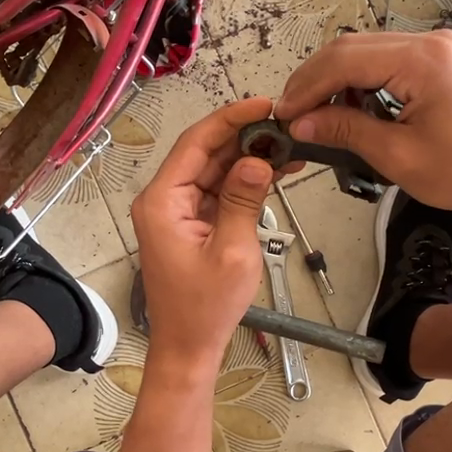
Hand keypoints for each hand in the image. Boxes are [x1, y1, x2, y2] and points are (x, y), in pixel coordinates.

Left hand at [130, 97, 276, 370]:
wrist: (188, 346)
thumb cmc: (203, 309)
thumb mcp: (232, 251)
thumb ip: (243, 200)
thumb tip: (258, 161)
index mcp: (163, 201)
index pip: (196, 142)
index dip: (231, 119)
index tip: (264, 105)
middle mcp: (164, 200)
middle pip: (205, 152)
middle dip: (245, 136)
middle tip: (285, 125)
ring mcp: (178, 211)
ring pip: (215, 169)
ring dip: (249, 157)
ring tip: (289, 145)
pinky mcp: (191, 223)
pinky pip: (218, 190)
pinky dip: (244, 180)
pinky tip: (275, 170)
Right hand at [276, 30, 451, 241]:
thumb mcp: (399, 156)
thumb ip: (346, 131)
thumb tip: (303, 121)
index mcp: (423, 61)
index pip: (344, 59)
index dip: (307, 86)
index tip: (283, 112)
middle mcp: (431, 44)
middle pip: (353, 49)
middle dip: (317, 80)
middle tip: (292, 113)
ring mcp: (439, 50)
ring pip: (368, 54)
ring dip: (338, 82)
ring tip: (318, 117)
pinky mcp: (443, 63)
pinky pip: (390, 63)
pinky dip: (363, 83)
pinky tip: (351, 111)